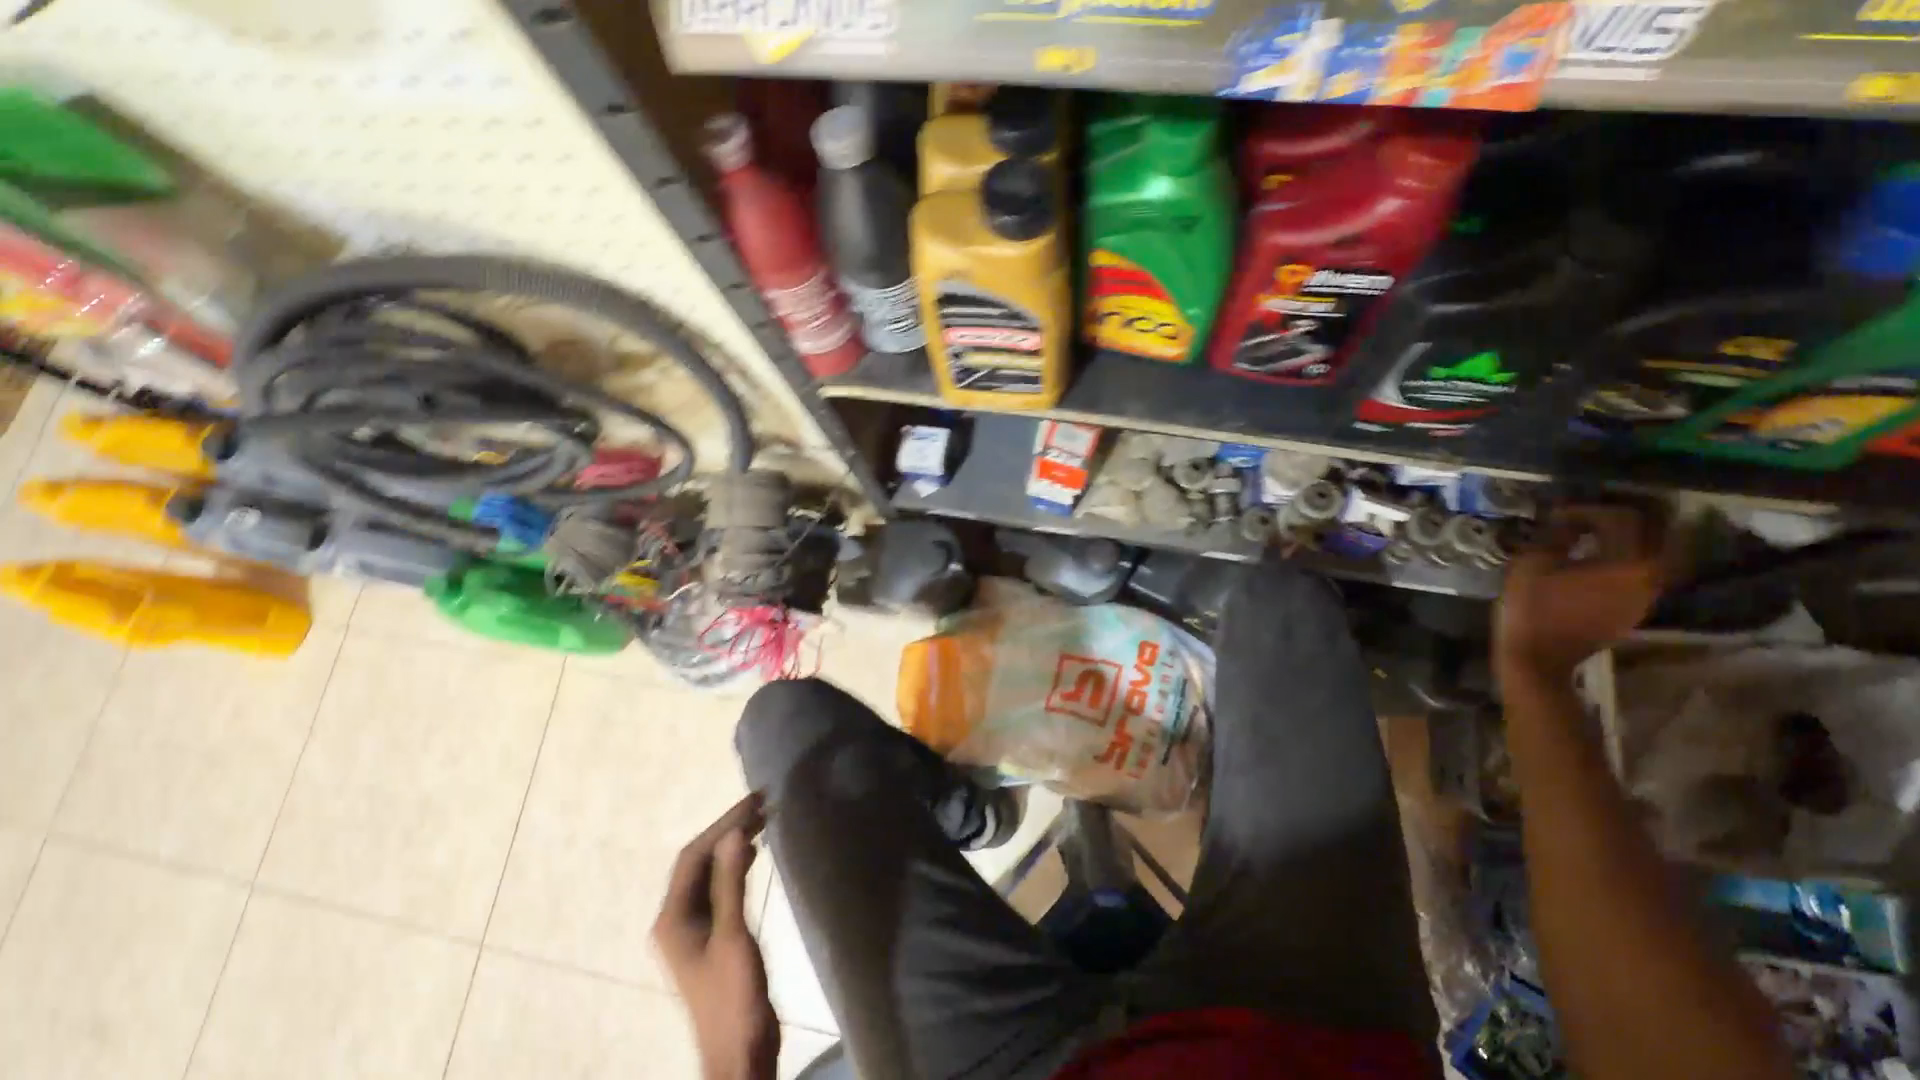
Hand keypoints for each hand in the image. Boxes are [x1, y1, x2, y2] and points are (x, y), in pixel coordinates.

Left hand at [654, 793, 777, 1079]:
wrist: (738, 1053)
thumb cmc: (733, 998)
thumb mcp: (733, 938)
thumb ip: (731, 885)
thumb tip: (734, 834)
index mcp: (671, 918)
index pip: (694, 855)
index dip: (723, 823)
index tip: (755, 801)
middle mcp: (675, 919)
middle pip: (698, 861)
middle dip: (727, 829)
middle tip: (762, 803)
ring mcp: (691, 930)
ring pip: (709, 874)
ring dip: (732, 846)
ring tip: (762, 820)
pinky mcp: (710, 939)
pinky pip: (718, 889)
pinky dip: (735, 867)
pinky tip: (754, 856)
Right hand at [1496, 505, 1665, 682]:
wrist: (1538, 659)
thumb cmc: (1532, 608)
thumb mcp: (1534, 562)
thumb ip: (1558, 536)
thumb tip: (1567, 522)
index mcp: (1628, 562)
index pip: (1622, 518)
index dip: (1589, 510)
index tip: (1559, 515)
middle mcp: (1649, 576)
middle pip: (1652, 533)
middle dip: (1622, 520)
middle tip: (1590, 517)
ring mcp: (1646, 596)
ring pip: (1651, 554)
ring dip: (1627, 541)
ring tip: (1593, 538)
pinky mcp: (1635, 610)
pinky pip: (1641, 574)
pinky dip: (1625, 561)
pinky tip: (1596, 562)